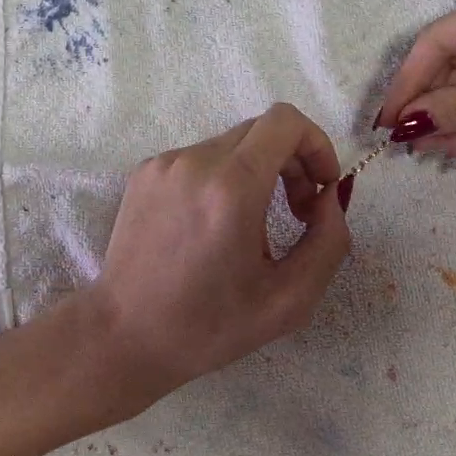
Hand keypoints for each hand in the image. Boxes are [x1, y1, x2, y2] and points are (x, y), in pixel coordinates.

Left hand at [87, 103, 351, 408]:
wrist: (125, 334)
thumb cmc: (210, 326)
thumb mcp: (289, 300)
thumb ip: (328, 241)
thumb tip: (330, 197)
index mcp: (232, 187)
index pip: (285, 121)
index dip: (315, 144)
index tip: (321, 186)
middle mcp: (196, 160)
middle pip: (261, 130)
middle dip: (291, 163)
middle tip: (297, 213)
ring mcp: (165, 162)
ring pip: (230, 144)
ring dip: (256, 172)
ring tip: (251, 228)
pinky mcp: (145, 170)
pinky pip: (199, 158)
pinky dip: (220, 179)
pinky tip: (212, 227)